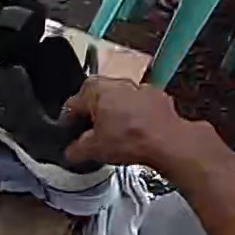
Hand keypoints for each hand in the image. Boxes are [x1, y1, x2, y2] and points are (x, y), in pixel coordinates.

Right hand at [62, 77, 218, 170]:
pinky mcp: (156, 98)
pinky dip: (131, 115)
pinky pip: (137, 105)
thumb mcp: (93, 150)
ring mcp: (139, 88)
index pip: (73, 103)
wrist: (166, 141)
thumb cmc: (130, 139)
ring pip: (118, 98)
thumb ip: (76, 150)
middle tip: (88, 130)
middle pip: (96, 96)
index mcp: (97, 90)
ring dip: (112, 112)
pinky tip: (131, 132)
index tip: (68, 131)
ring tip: (110, 133)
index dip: (67, 120)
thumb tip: (71, 152)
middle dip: (91, 112)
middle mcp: (118, 83)